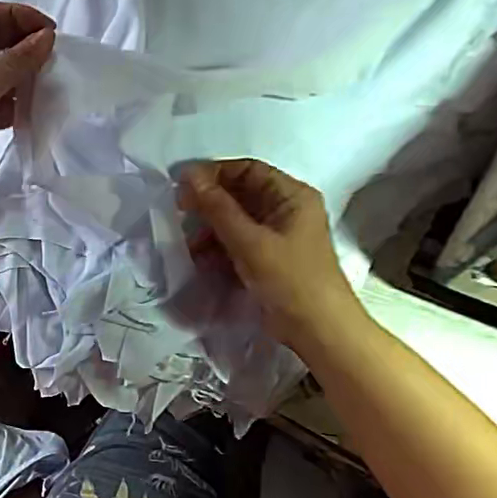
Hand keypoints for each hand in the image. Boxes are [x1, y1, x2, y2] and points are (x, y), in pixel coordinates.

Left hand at [0, 0, 55, 198]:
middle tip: (53, 52)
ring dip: (24, 69)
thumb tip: (47, 37)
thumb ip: (15, 60)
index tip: (48, 30)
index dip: (16, 17)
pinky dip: (20, 94)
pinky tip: (38, 97)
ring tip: (49, 74)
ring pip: (2, 67)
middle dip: (23, 43)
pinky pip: (4, 93)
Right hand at [178, 160, 364, 349]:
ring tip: (188, 245)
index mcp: (291, 195)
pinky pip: (238, 242)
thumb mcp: (250, 241)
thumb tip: (189, 176)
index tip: (181, 186)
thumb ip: (218, 208)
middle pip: (240, 194)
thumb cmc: (289, 279)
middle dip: (209, 203)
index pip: (248, 170)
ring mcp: (277, 235)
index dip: (214, 173)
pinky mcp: (268, 258)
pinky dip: (218, 247)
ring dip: (210, 229)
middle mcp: (286, 209)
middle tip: (179, 213)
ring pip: (236, 220)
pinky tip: (200, 260)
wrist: (317, 328)